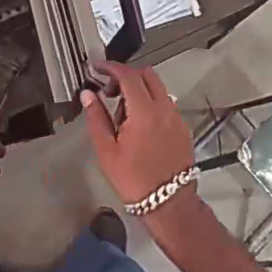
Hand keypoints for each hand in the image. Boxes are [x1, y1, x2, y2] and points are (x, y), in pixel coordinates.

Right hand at [80, 62, 193, 208]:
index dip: (111, 67)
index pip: (128, 76)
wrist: (169, 204)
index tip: (97, 67)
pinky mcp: (183, 129)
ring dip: (138, 90)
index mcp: (144, 113)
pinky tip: (138, 125)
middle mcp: (165, 110)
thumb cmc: (133, 179)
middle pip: (148, 75)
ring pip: (158, 89)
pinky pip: (165, 104)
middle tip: (108, 89)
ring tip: (121, 114)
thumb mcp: (106, 150)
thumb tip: (88, 94)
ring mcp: (177, 119)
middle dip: (126, 75)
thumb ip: (96, 117)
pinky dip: (150, 103)